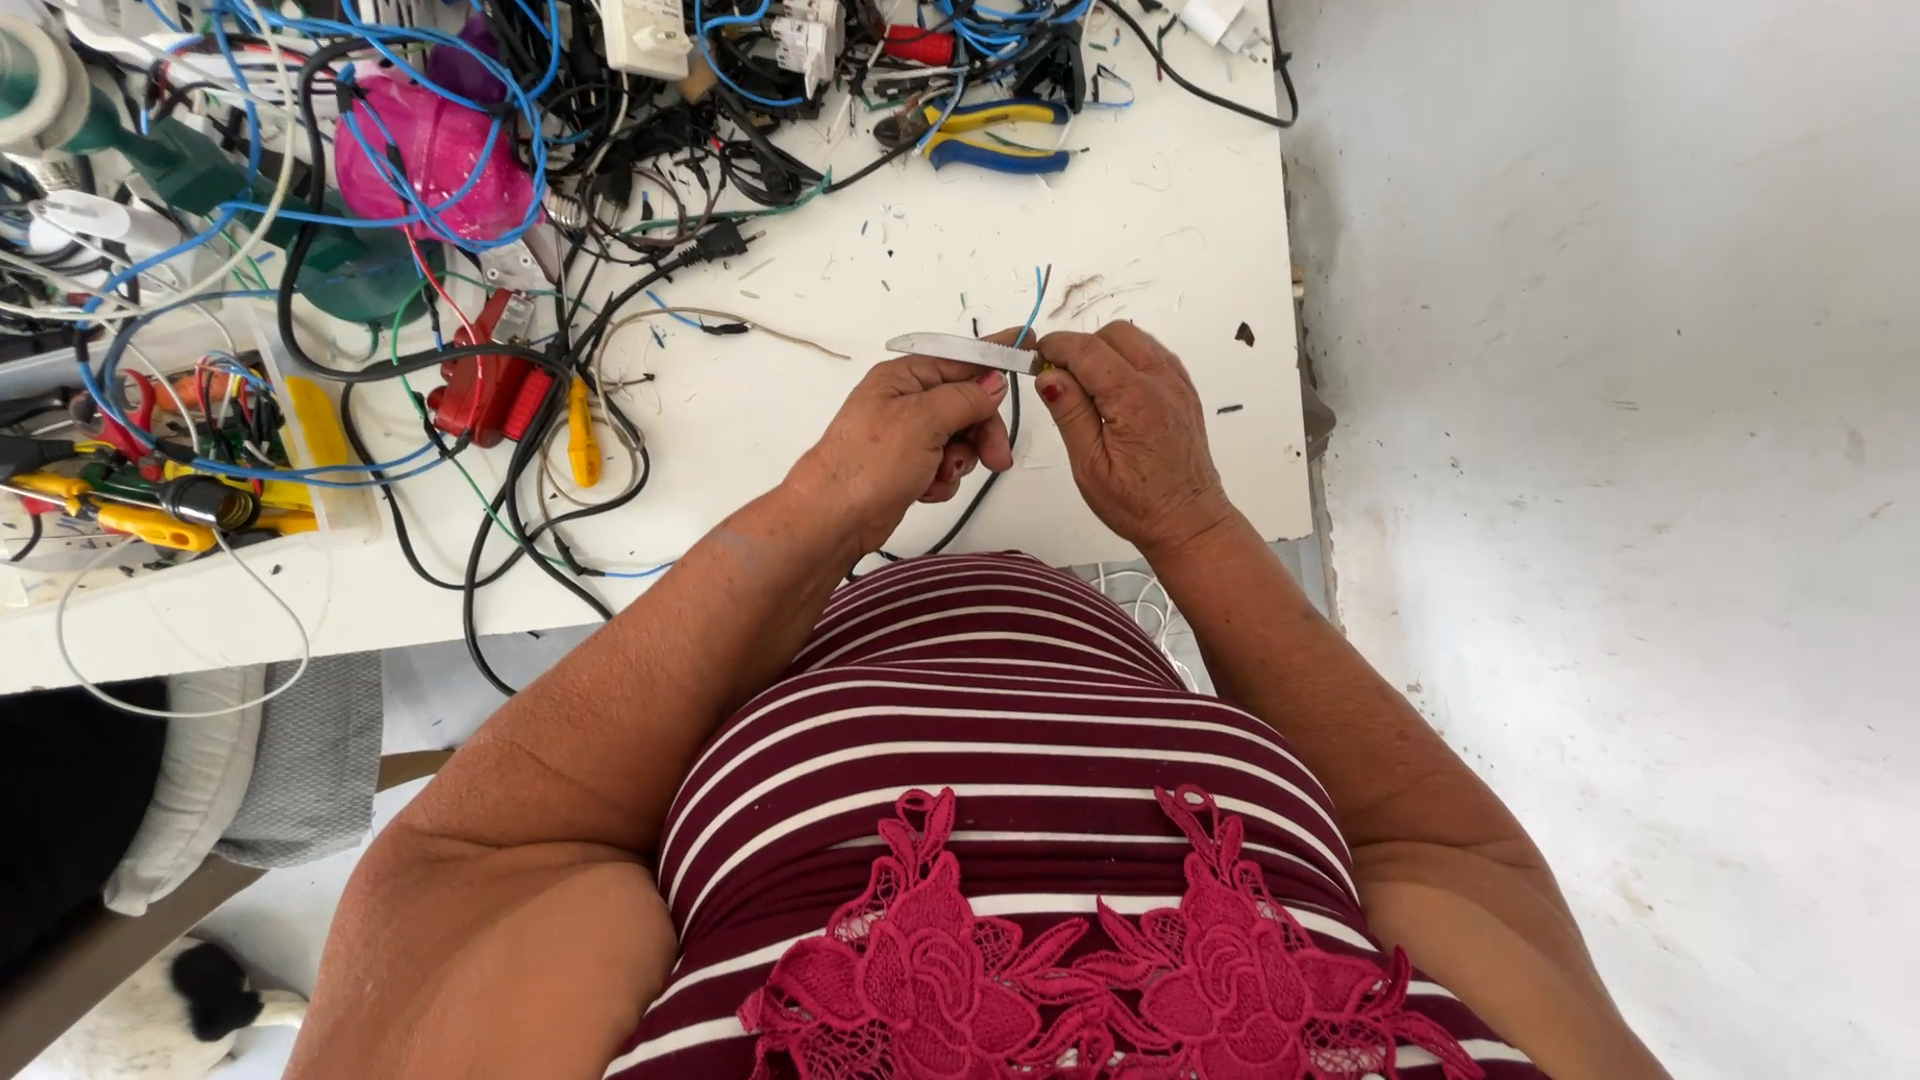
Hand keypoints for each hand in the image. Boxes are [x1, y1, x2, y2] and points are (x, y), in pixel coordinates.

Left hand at [787, 346, 1015, 553]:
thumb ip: (964, 398)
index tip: (1027, 347)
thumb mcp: (923, 421)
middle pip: (967, 404)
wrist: (834, 518)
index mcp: (904, 377)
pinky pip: (946, 465)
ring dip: (960, 460)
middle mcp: (906, 402)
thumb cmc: (867, 464)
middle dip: (982, 431)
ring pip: (960, 439)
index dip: (995, 356)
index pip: (961, 359)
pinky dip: (943, 479)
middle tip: (996, 457)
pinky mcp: (909, 466)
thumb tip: (993, 384)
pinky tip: (927, 489)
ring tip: (941, 475)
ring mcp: (907, 436)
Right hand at [1034, 322, 1235, 556]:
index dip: (1057, 347)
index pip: (1087, 350)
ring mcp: (1177, 384)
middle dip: (1082, 347)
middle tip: (1060, 378)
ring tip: (1086, 387)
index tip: (1037, 358)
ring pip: (1136, 339)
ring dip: (1105, 350)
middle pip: (1114, 334)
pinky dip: (1128, 359)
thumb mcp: (1090, 466)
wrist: (1188, 521)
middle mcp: (1161, 382)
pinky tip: (1114, 390)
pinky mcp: (1184, 392)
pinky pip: (1153, 355)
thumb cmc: (1138, 504)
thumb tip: (1049, 377)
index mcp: (1134, 400)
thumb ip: (1070, 414)